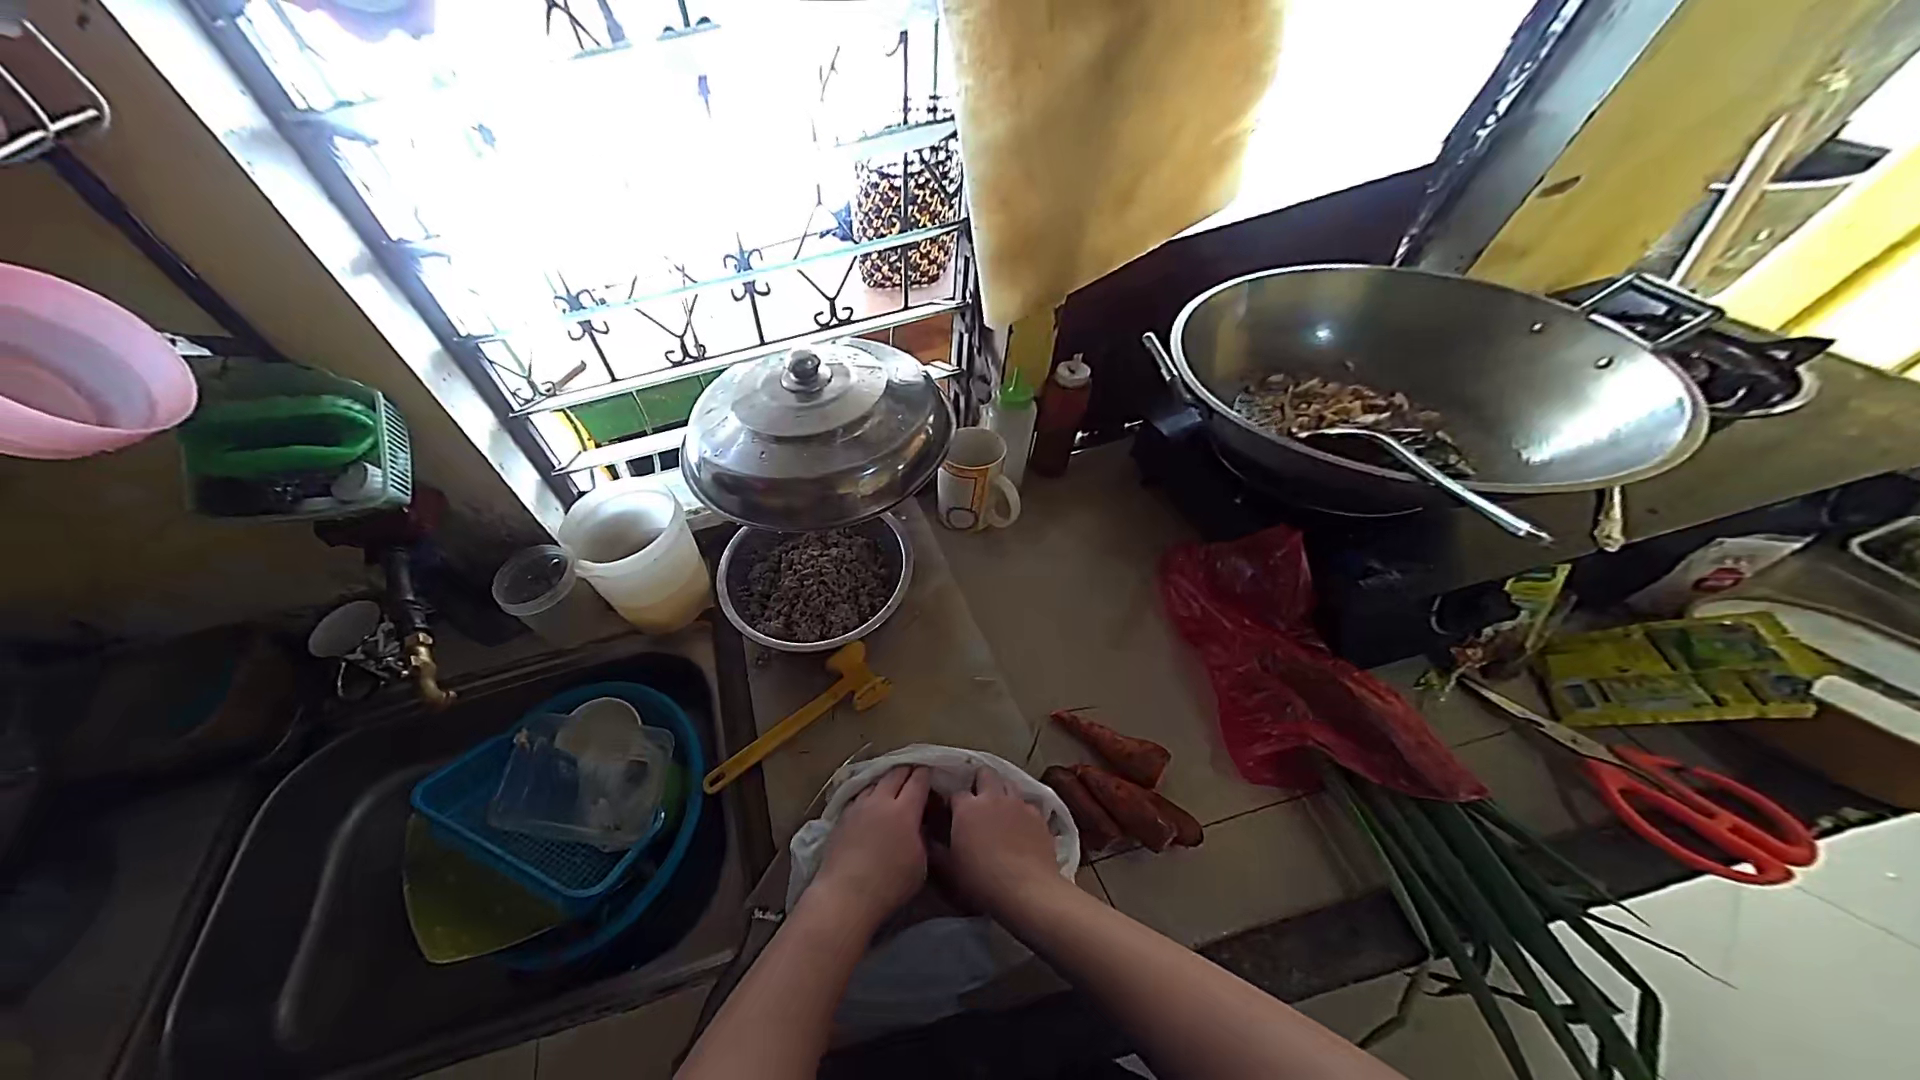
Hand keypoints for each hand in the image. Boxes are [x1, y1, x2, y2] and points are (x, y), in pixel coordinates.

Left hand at [809, 765, 930, 927]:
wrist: (846, 894)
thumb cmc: (890, 884)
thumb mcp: (921, 864)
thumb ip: (922, 837)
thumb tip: (919, 824)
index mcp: (905, 810)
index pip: (918, 780)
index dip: (926, 773)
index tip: (931, 774)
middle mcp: (881, 800)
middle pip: (896, 773)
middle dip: (908, 770)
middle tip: (915, 775)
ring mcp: (859, 806)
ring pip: (876, 781)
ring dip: (887, 780)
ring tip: (892, 786)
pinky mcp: (843, 816)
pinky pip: (860, 796)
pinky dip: (870, 794)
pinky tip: (871, 803)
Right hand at [933, 768, 1067, 915]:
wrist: (1027, 891)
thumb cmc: (980, 881)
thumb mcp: (946, 871)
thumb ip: (933, 849)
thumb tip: (924, 834)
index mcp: (967, 807)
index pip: (955, 793)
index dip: (952, 804)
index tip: (950, 816)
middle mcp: (993, 797)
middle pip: (985, 774)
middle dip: (979, 782)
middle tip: (976, 802)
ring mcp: (1018, 804)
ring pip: (1008, 783)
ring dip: (1001, 791)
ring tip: (999, 808)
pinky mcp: (1038, 816)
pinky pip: (1028, 804)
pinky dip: (1021, 810)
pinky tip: (1020, 825)